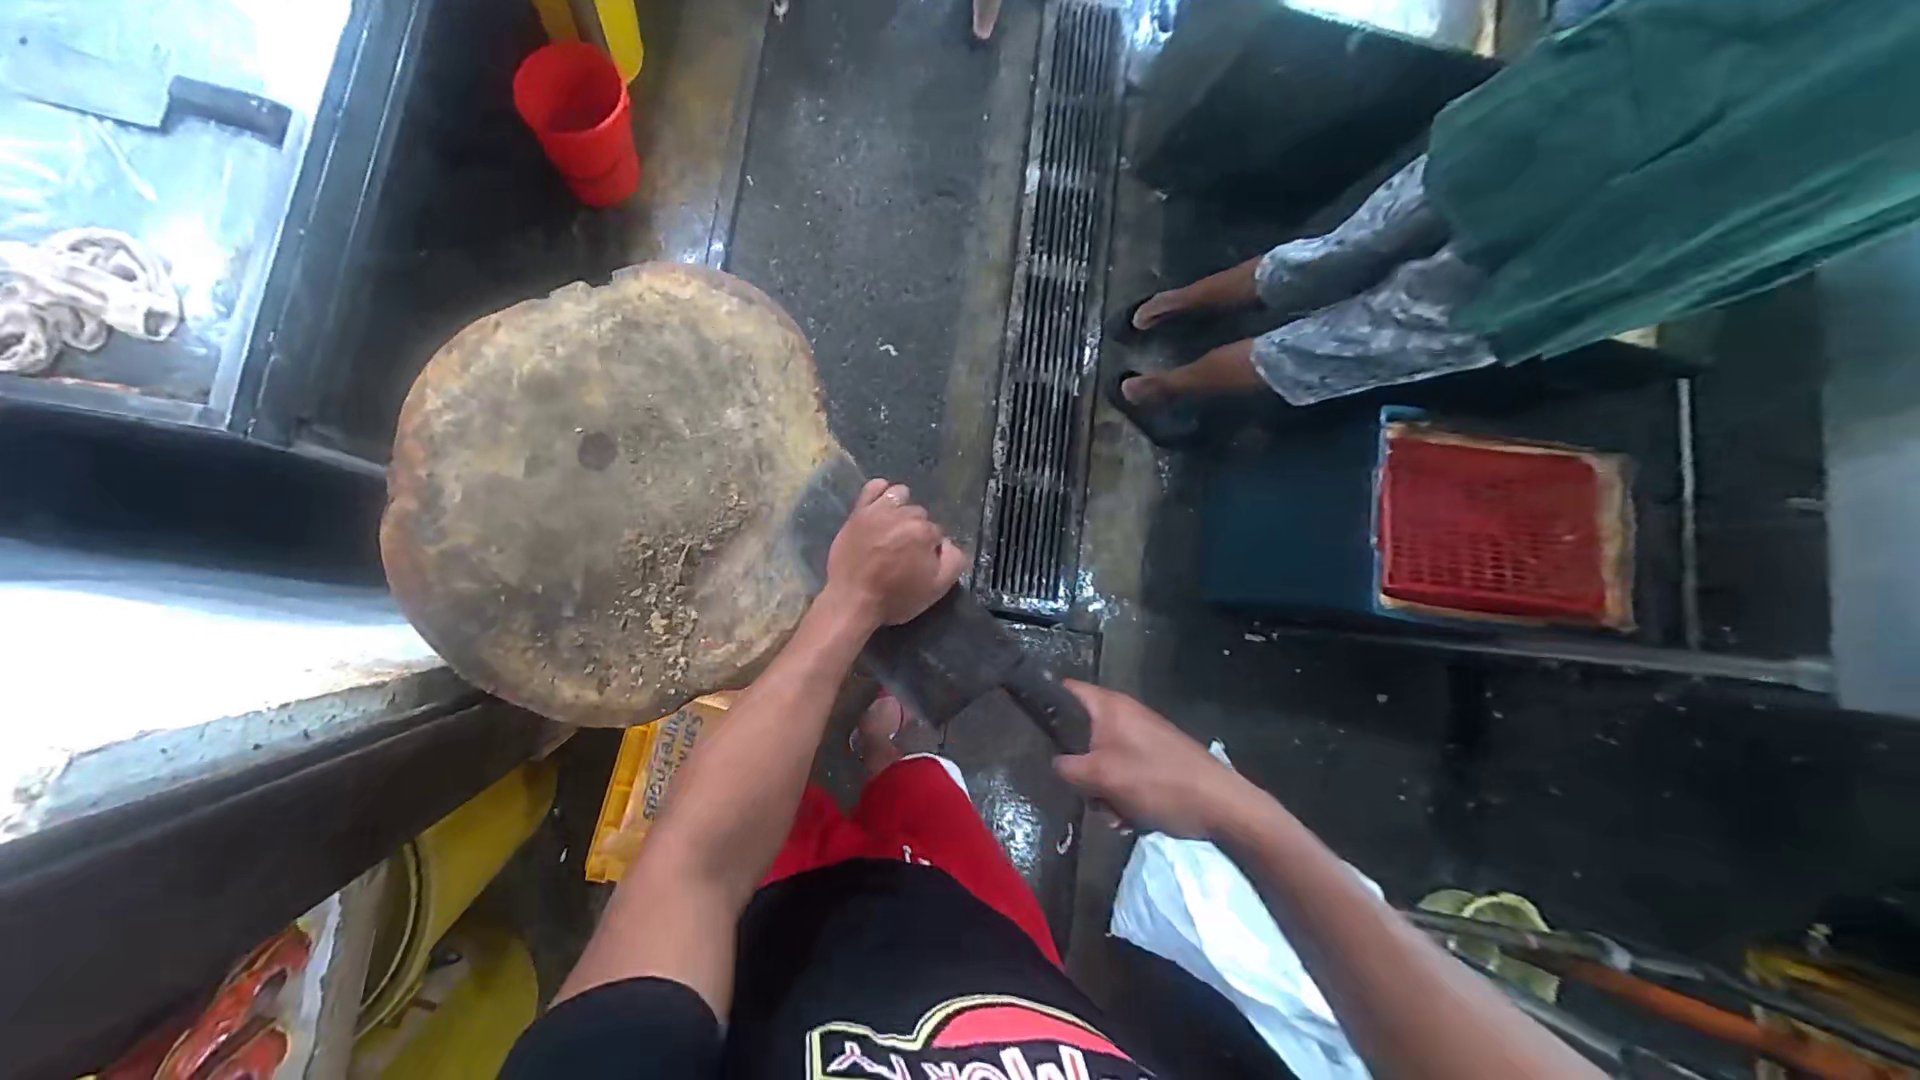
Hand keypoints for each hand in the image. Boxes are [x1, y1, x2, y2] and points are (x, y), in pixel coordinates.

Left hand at [822, 479, 967, 627]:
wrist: (852, 600)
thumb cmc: (895, 597)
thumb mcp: (937, 588)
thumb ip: (954, 560)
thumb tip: (948, 543)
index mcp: (925, 532)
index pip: (937, 533)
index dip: (930, 550)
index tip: (919, 564)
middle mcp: (904, 514)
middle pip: (919, 515)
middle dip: (916, 531)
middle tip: (904, 553)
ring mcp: (878, 510)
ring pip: (901, 496)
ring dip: (902, 509)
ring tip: (893, 529)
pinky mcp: (858, 511)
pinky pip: (874, 487)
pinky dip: (881, 491)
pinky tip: (882, 506)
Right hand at [1053, 680, 1270, 838]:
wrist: (1221, 805)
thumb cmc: (1157, 781)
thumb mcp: (1102, 776)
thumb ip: (1068, 767)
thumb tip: (1056, 763)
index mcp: (1109, 706)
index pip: (1065, 689)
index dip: (1045, 703)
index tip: (1029, 726)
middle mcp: (1124, 714)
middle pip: (1082, 734)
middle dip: (1080, 767)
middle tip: (1084, 789)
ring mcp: (1142, 737)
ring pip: (1102, 760)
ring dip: (1103, 789)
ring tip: (1116, 813)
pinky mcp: (1156, 759)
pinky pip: (1125, 773)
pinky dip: (1124, 794)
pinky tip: (1133, 818)